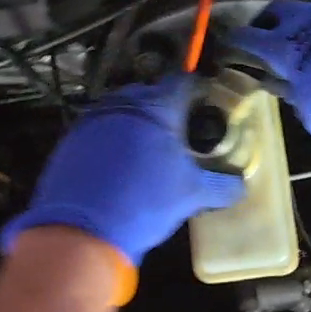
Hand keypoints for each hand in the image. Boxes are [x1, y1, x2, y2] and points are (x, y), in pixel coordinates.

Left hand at [0, 76, 245, 271]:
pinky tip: (118, 166)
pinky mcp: (70, 139)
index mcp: (158, 106)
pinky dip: (112, 140)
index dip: (198, 91)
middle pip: (151, 93)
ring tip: (148, 151)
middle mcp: (124, 103)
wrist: (81, 229)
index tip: (206, 105)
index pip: (184, 81)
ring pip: (123, 111)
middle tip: (180, 133)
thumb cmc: (146, 201)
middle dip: (166, 109)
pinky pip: (99, 130)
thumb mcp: (192, 195)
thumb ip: (221, 186)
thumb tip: (240, 185)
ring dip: (137, 124)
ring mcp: (93, 119)